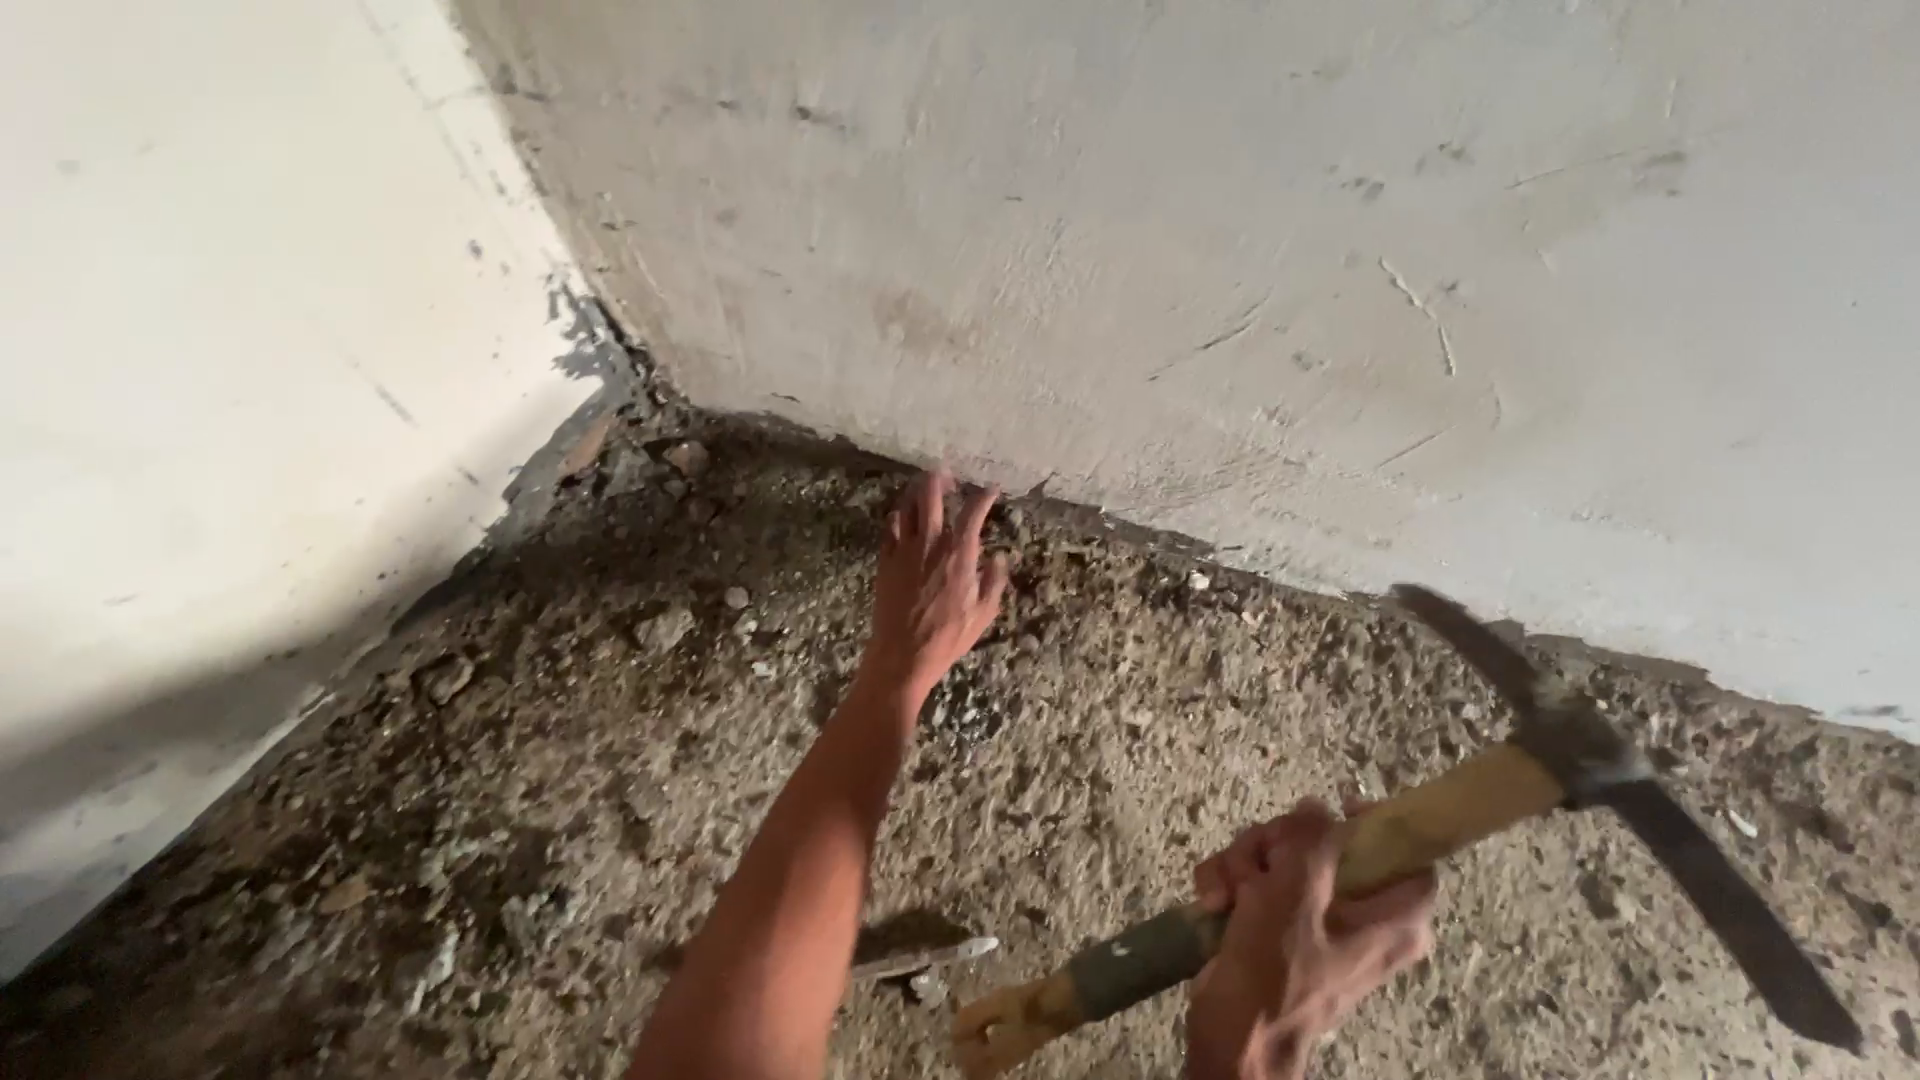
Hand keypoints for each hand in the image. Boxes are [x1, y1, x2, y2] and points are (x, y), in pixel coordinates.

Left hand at [858, 469, 1008, 702]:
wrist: (903, 654)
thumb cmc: (948, 637)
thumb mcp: (984, 613)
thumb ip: (994, 581)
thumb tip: (999, 557)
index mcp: (960, 554)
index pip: (973, 511)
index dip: (984, 495)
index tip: (991, 490)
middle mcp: (931, 543)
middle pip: (931, 494)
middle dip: (940, 478)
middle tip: (947, 474)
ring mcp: (904, 549)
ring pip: (908, 505)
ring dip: (917, 491)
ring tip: (925, 488)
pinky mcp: (885, 560)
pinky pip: (890, 527)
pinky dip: (899, 515)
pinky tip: (904, 517)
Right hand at [1186, 799, 1435, 1079]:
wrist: (1233, 1035)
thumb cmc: (1275, 972)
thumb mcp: (1293, 896)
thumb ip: (1310, 842)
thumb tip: (1318, 807)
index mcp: (1391, 917)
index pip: (1409, 854)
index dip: (1376, 823)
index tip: (1332, 808)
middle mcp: (1360, 916)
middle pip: (1326, 844)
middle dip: (1276, 843)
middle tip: (1258, 862)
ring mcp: (1315, 921)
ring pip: (1282, 857)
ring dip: (1243, 863)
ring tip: (1226, 892)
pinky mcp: (1277, 927)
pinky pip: (1256, 880)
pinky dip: (1229, 883)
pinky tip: (1213, 900)